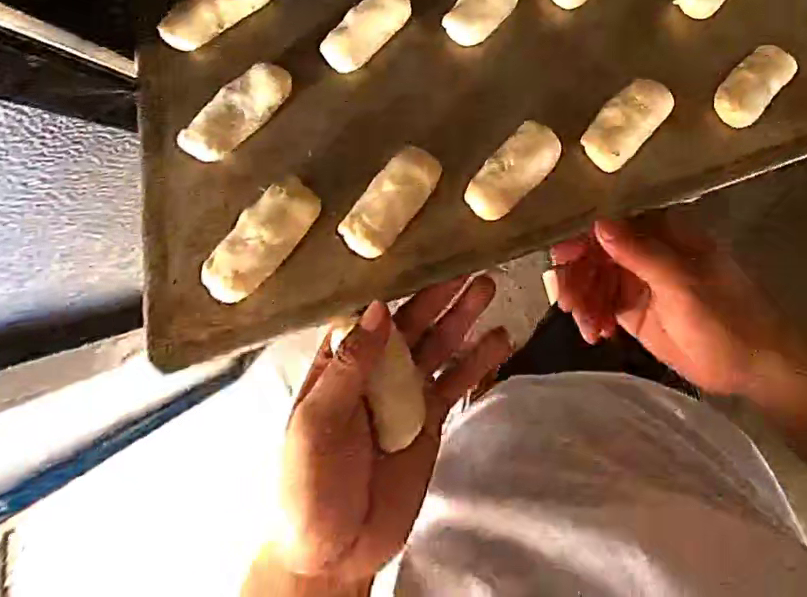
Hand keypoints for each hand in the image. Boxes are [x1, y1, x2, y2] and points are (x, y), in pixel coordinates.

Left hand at [263, 276, 511, 586]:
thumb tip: (376, 308)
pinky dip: (477, 359)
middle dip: (439, 293)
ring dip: (462, 317)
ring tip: (487, 287)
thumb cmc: (306, 488)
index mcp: (341, 363)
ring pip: (438, 344)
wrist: (333, 555)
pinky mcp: (429, 418)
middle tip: (468, 263)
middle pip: (413, 321)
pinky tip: (500, 338)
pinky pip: (455, 381)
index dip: (396, 282)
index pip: (370, 311)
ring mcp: (405, 393)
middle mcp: (376, 369)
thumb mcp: (314, 425)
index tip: (422, 251)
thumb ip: (349, 368)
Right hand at [546, 213, 804, 396]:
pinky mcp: (634, 308)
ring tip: (587, 326)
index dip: (583, 236)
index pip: (612, 222)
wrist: (752, 365)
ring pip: (594, 279)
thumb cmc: (725, 315)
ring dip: (584, 299)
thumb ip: (639, 253)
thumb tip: (599, 223)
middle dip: (579, 275)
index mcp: (662, 231)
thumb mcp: (682, 283)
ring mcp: (638, 279)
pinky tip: (596, 334)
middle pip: (596, 251)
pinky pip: (602, 304)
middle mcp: (645, 249)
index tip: (561, 257)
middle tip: (568, 302)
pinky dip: (593, 316)